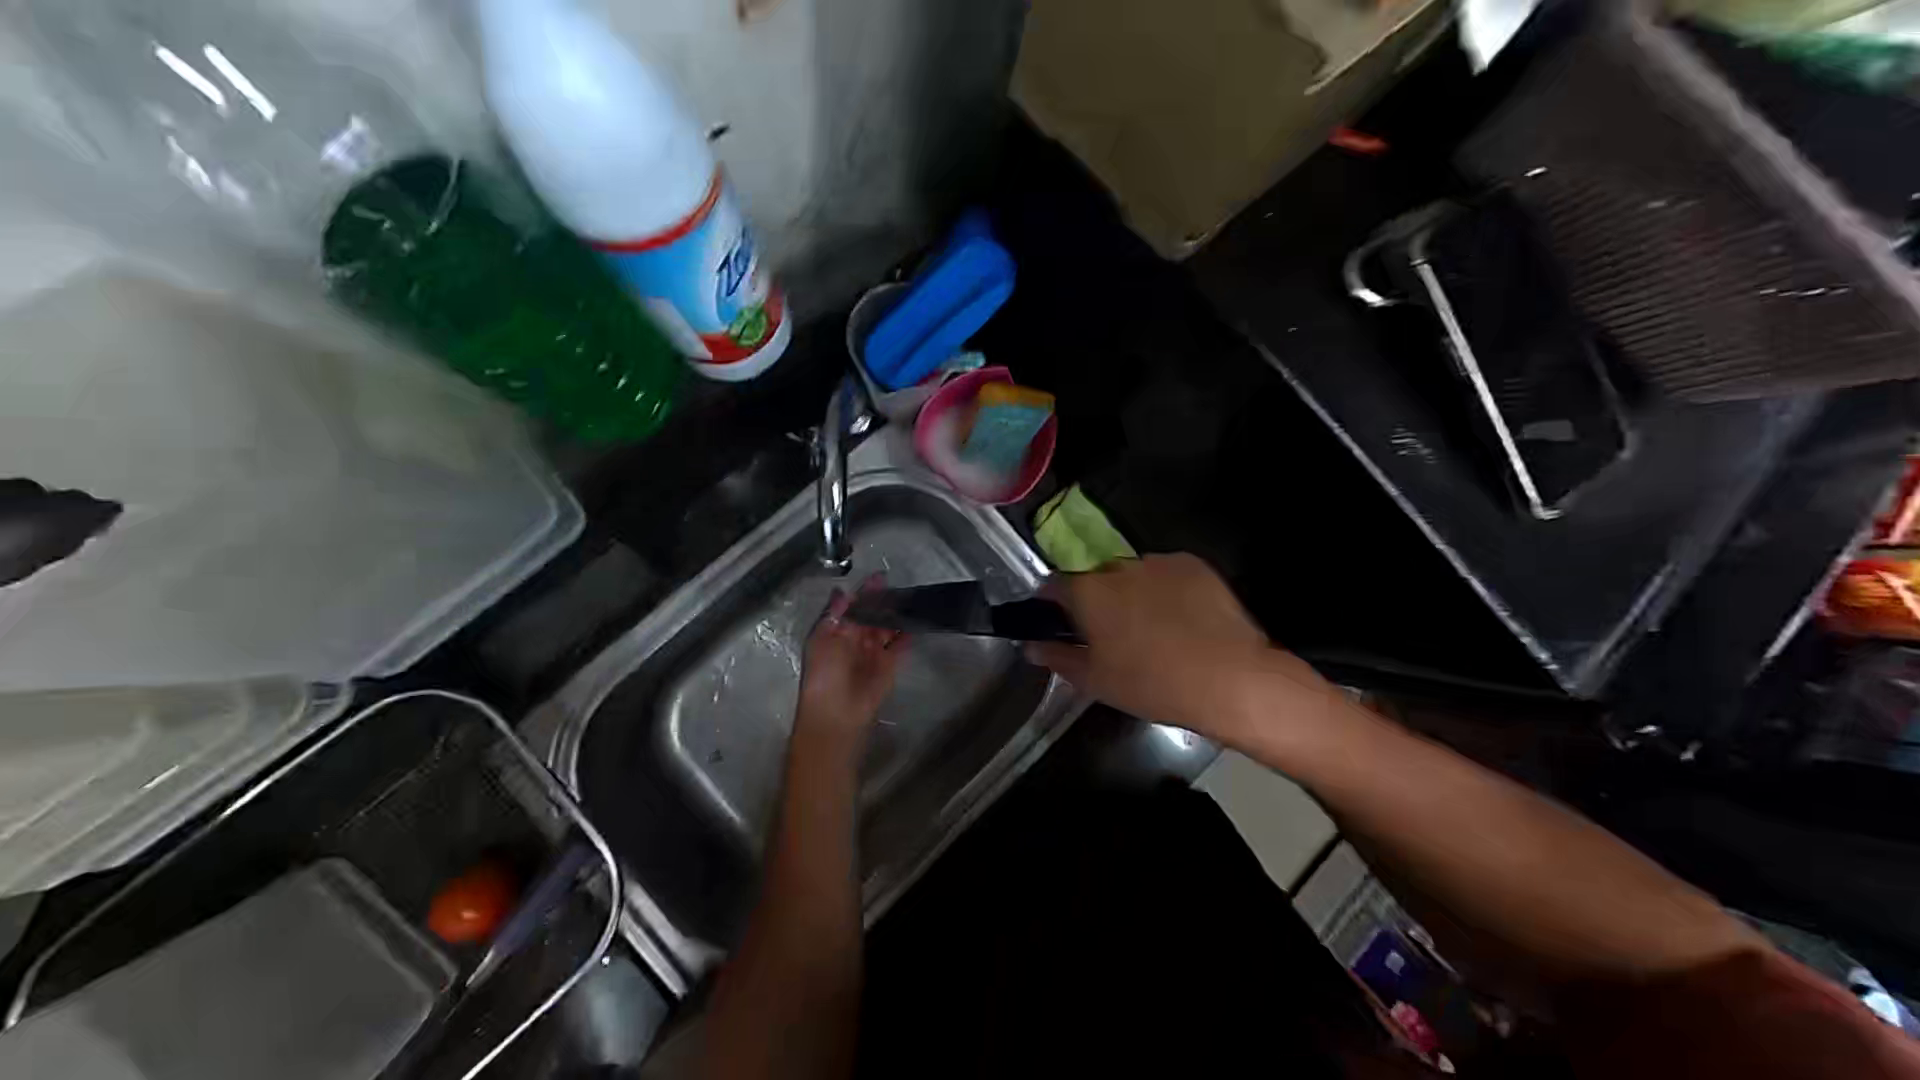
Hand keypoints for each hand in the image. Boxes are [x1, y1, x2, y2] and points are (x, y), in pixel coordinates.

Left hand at [796, 575, 906, 744]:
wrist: (837, 713)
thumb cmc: (824, 675)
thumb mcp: (821, 639)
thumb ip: (834, 614)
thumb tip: (842, 590)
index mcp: (835, 633)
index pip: (853, 607)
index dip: (865, 593)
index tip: (879, 577)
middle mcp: (855, 641)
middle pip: (871, 615)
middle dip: (883, 601)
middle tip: (899, 584)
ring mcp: (873, 653)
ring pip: (887, 628)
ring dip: (896, 615)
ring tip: (911, 598)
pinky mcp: (890, 665)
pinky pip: (900, 646)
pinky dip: (908, 634)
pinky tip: (917, 620)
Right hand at [1026, 554, 1337, 745]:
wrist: (1231, 678)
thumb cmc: (1152, 684)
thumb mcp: (1096, 681)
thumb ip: (1057, 658)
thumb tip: (1031, 647)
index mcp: (1087, 592)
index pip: (1053, 585)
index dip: (1052, 604)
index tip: (1061, 624)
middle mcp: (1118, 567)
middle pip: (1094, 576)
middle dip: (1095, 598)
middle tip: (1110, 632)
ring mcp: (1158, 562)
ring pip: (1131, 574)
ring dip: (1131, 592)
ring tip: (1152, 627)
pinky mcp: (1193, 564)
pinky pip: (1166, 573)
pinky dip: (1165, 590)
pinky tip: (1181, 619)